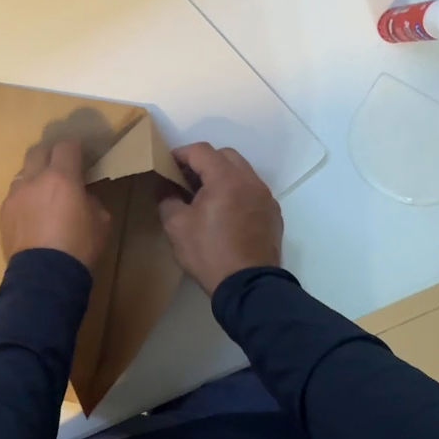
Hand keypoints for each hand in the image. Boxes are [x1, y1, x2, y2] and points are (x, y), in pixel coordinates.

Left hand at [0, 138, 111, 270]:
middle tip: (60, 166)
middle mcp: (33, 180)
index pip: (66, 146)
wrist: (43, 277)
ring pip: (22, 173)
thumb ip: (91, 201)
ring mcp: (14, 196)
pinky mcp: (3, 213)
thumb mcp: (101, 223)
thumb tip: (82, 197)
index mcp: (61, 178)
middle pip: (37, 151)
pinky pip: (14, 196)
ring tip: (43, 192)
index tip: (81, 153)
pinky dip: (24, 198)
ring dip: (34, 176)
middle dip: (50, 154)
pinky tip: (31, 214)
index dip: (75, 147)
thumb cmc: (78, 248)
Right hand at [158, 142, 282, 293]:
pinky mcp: (273, 214)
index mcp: (226, 179)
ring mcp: (265, 198)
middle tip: (185, 180)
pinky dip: (236, 192)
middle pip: (225, 156)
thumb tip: (165, 187)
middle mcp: (250, 181)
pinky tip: (224, 214)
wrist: (248, 286)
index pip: (201, 151)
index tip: (166, 165)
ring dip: (221, 176)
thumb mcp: (177, 227)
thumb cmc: (209, 253)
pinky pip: (252, 191)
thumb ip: (167, 200)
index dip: (180, 154)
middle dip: (203, 162)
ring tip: (204, 197)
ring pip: (241, 173)